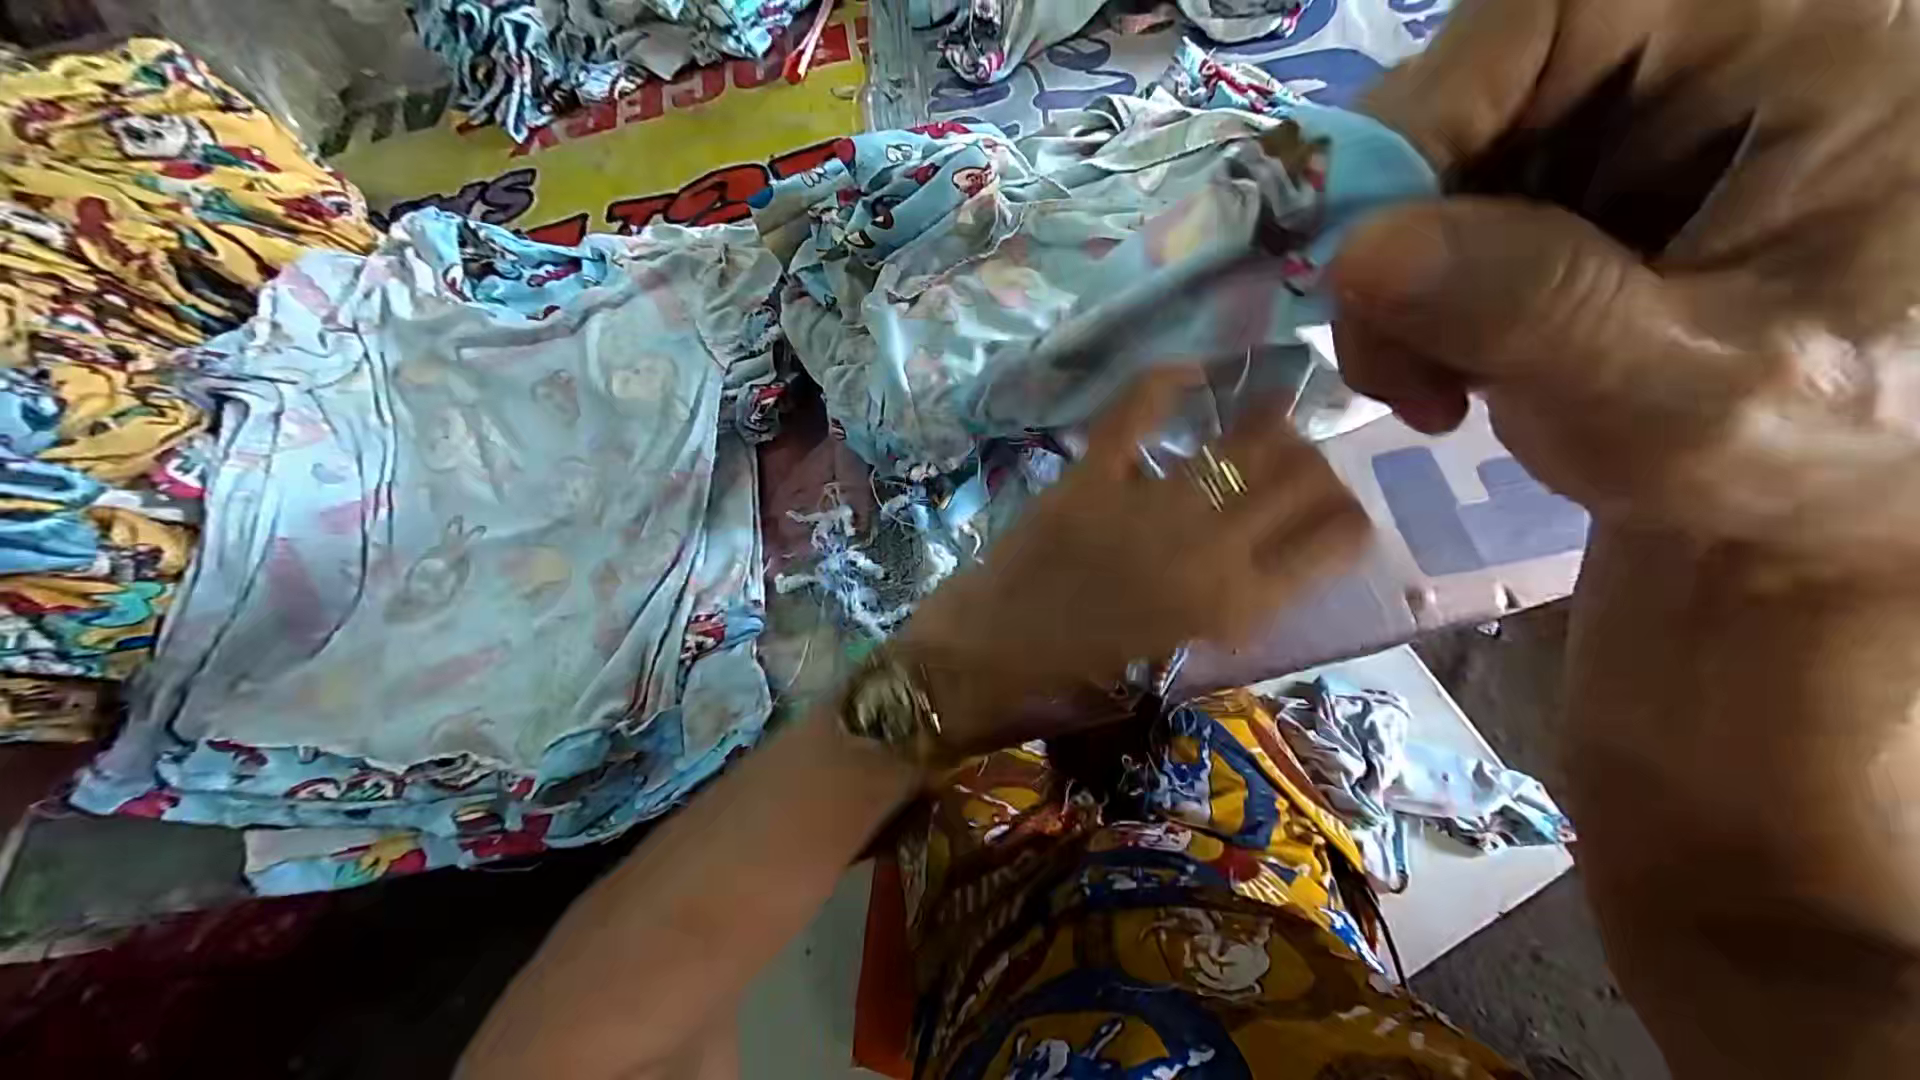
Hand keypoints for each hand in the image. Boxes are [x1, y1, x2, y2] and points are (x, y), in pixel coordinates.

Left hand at [900, 369, 1369, 750]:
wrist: (994, 652)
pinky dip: (1167, 381)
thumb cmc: (1084, 663)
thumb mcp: (1182, 645)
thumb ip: (1239, 598)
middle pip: (1301, 477)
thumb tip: (1280, 544)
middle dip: (1316, 458)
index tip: (1342, 500)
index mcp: (1237, 607)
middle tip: (1301, 452)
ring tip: (1270, 410)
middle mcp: (1210, 552)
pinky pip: (1139, 409)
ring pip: (1243, 439)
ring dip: (1268, 417)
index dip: (1352, 512)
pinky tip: (1193, 372)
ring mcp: (1148, 509)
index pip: (1335, 542)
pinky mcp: (1091, 479)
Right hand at [1329, 0, 1919, 575]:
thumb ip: (1529, 309)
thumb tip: (1355, 251)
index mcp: (1807, 39)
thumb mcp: (1673, 397)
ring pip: (1415, 177)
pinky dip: (1397, 309)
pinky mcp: (1551, 195)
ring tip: (1427, 388)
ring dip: (1385, 295)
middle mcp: (1699, 55)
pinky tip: (1436, 371)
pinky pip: (1418, 227)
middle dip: (1388, 244)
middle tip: (1394, 366)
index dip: (1423, 124)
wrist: (1788, 496)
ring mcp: (1610, 130)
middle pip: (1456, 101)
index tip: (1368, 266)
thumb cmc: (1790, 456)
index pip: (1545, 13)